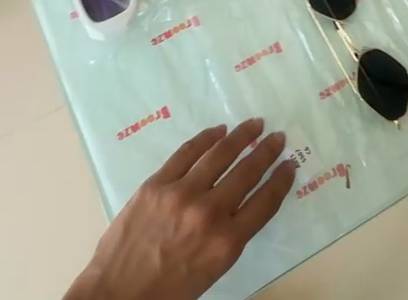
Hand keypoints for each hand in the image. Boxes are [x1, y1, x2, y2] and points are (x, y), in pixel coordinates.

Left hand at [66, 119, 296, 299]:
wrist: (117, 294)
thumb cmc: (168, 291)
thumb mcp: (211, 271)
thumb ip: (229, 237)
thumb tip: (243, 204)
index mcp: (226, 243)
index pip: (264, 203)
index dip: (281, 181)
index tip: (290, 165)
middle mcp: (209, 214)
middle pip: (247, 173)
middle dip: (266, 153)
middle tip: (278, 137)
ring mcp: (181, 194)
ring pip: (219, 155)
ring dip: (241, 137)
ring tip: (254, 125)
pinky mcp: (157, 183)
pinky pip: (187, 152)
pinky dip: (205, 138)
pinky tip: (218, 131)